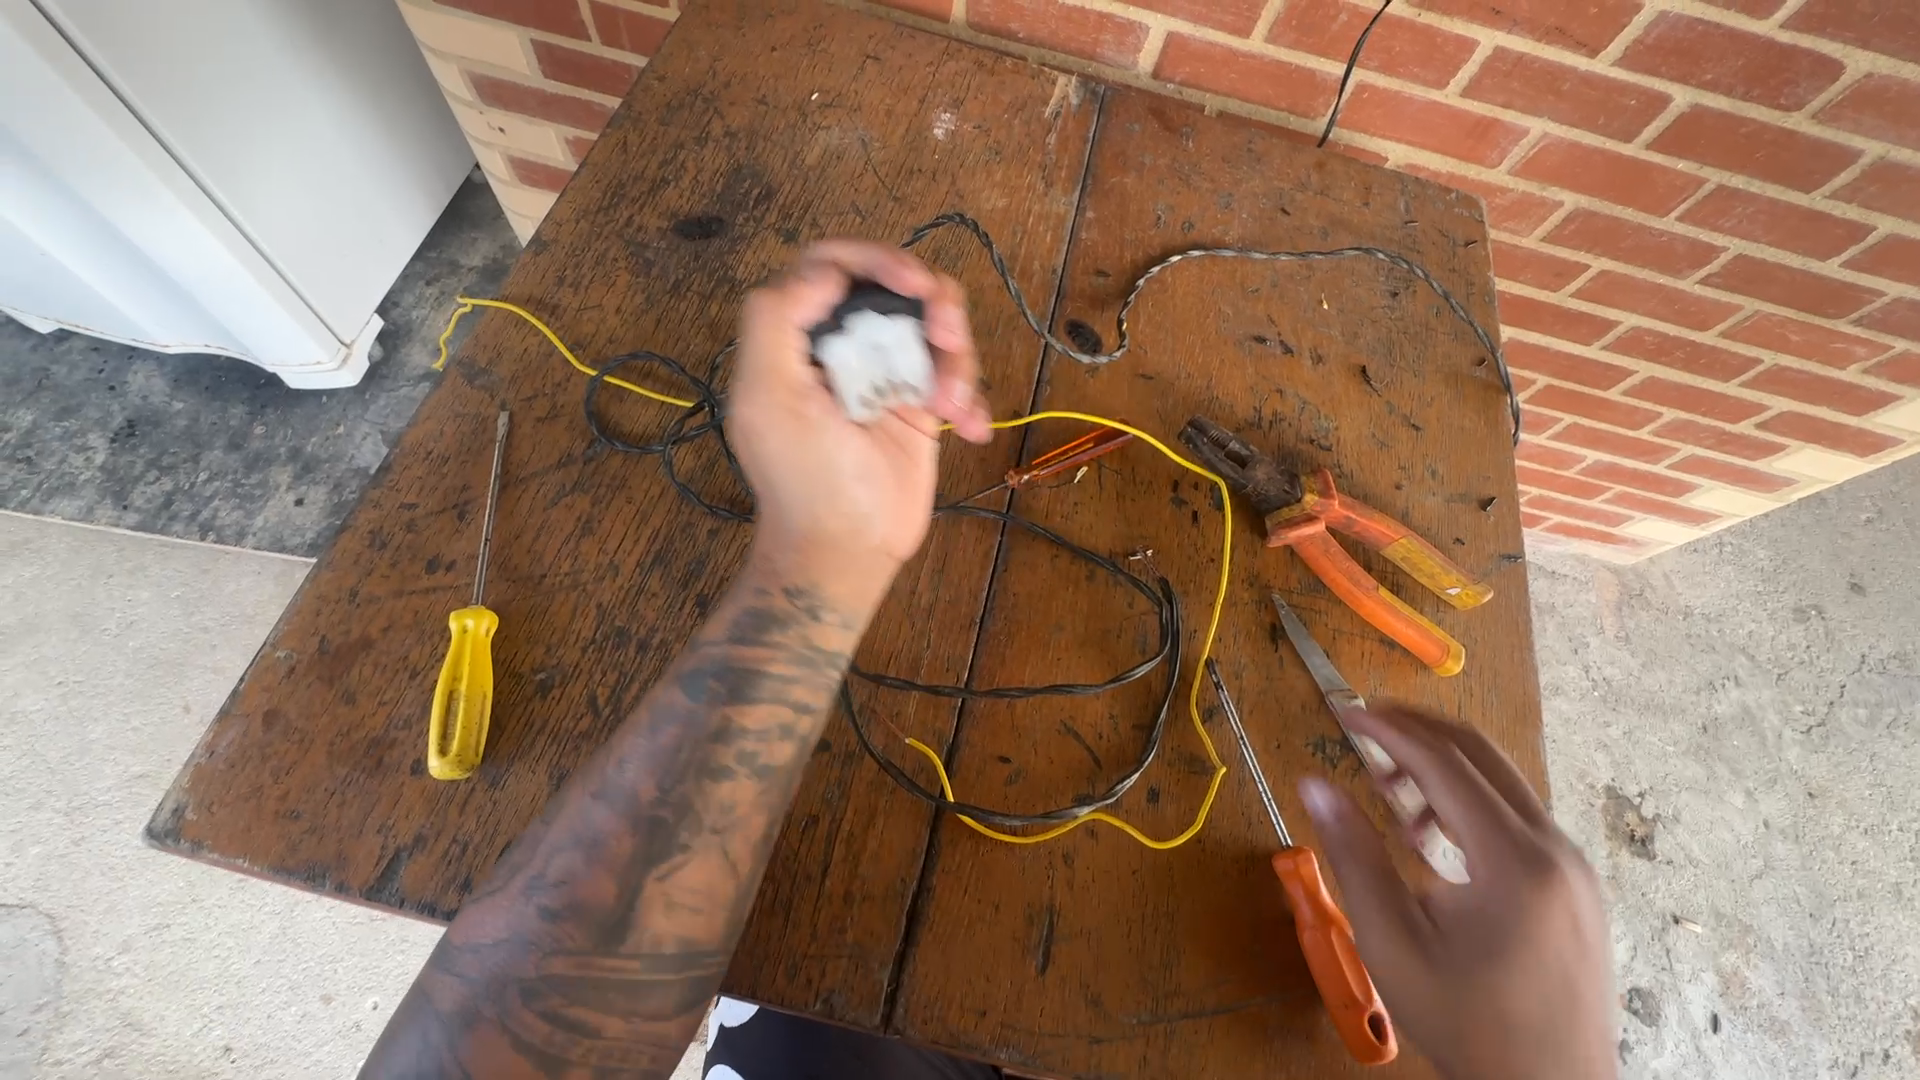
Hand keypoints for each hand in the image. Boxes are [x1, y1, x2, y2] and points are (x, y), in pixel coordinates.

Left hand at [727, 241, 990, 607]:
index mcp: (799, 337)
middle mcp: (844, 348)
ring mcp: (885, 375)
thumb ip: (776, 321)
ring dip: (956, 357)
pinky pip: (956, 377)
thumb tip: (824, 272)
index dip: (876, 261)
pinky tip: (969, 429)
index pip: (833, 266)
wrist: (847, 549)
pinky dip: (970, 398)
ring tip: (953, 403)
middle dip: (930, 303)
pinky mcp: (919, 406)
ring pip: (934, 327)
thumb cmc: (805, 479)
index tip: (912, 285)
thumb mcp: (768, 398)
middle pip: (895, 289)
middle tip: (948, 336)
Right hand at [1298, 705, 1615, 1079]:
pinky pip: (1513, 816)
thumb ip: (1353, 853)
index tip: (1342, 711)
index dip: (1388, 730)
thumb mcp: (1392, 940)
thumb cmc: (1465, 1021)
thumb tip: (1312, 783)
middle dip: (1415, 730)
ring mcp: (1572, 866)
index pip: (1444, 763)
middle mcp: (1554, 849)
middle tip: (1361, 724)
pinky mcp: (1573, 884)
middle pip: (1480, 755)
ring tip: (1383, 790)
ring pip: (1499, 782)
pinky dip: (1464, 803)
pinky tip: (1426, 836)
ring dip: (1438, 768)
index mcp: (1514, 860)